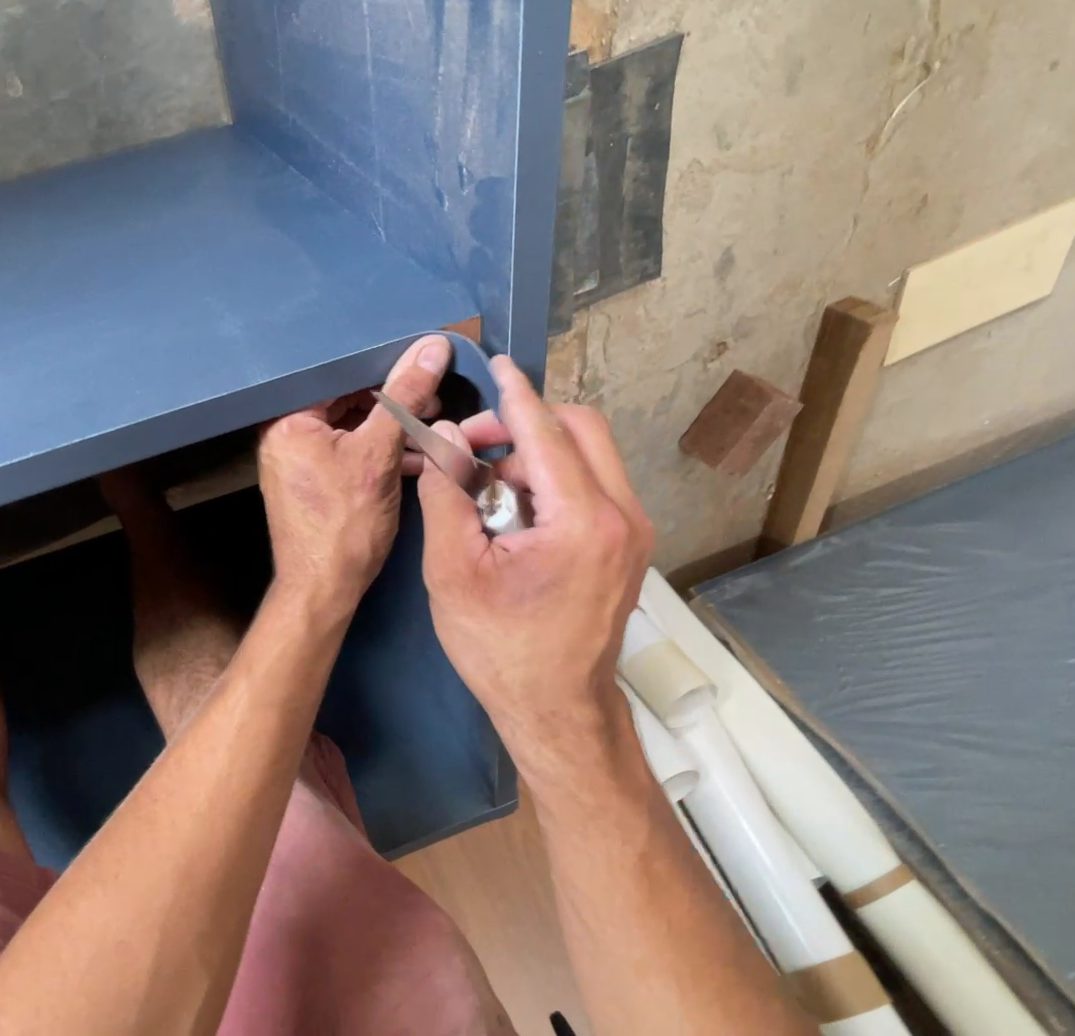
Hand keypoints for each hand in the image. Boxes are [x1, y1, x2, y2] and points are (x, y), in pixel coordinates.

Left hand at [257, 335, 450, 607]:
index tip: (425, 362)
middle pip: (346, 399)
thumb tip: (433, 347)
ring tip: (434, 422)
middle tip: (435, 396)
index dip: (385, 365)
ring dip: (394, 426)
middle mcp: (285, 433)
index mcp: (288, 419)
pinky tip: (419, 454)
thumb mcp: (380, 454)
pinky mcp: (314, 481)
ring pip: (352, 427)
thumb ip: (404, 397)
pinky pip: (350, 452)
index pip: (339, 373)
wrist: (324, 590)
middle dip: (394, 399)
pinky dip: (381, 452)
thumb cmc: (346, 523)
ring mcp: (298, 459)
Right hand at [415, 355, 654, 784]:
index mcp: (582, 520)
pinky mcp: (628, 545)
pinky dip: (553, 478)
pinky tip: (514, 508)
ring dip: (537, 451)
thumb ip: (445, 495)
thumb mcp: (453, 571)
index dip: (514, 394)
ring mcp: (633, 531)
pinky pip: (593, 484)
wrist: (556, 710)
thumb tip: (441, 440)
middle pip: (581, 429)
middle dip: (526, 421)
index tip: (493, 364)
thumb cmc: (500, 648)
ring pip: (590, 454)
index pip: (546, 431)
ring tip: (485, 484)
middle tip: (473, 444)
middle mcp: (622, 515)